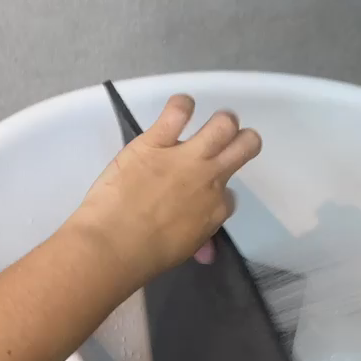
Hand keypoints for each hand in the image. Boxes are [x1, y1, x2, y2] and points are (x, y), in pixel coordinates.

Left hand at [63, 94, 261, 284]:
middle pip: (246, 145)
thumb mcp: (182, 250)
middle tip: (224, 143)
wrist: (114, 243)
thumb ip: (198, 239)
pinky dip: (181, 105)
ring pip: (224, 124)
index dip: (219, 190)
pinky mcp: (156, 141)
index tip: (201, 194)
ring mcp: (186, 156)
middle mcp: (210, 177)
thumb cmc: (145, 255)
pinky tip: (177, 111)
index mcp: (216, 209)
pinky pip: (178, 110)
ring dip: (221, 121)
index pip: (231, 192)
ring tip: (206, 125)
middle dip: (241, 140)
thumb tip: (206, 251)